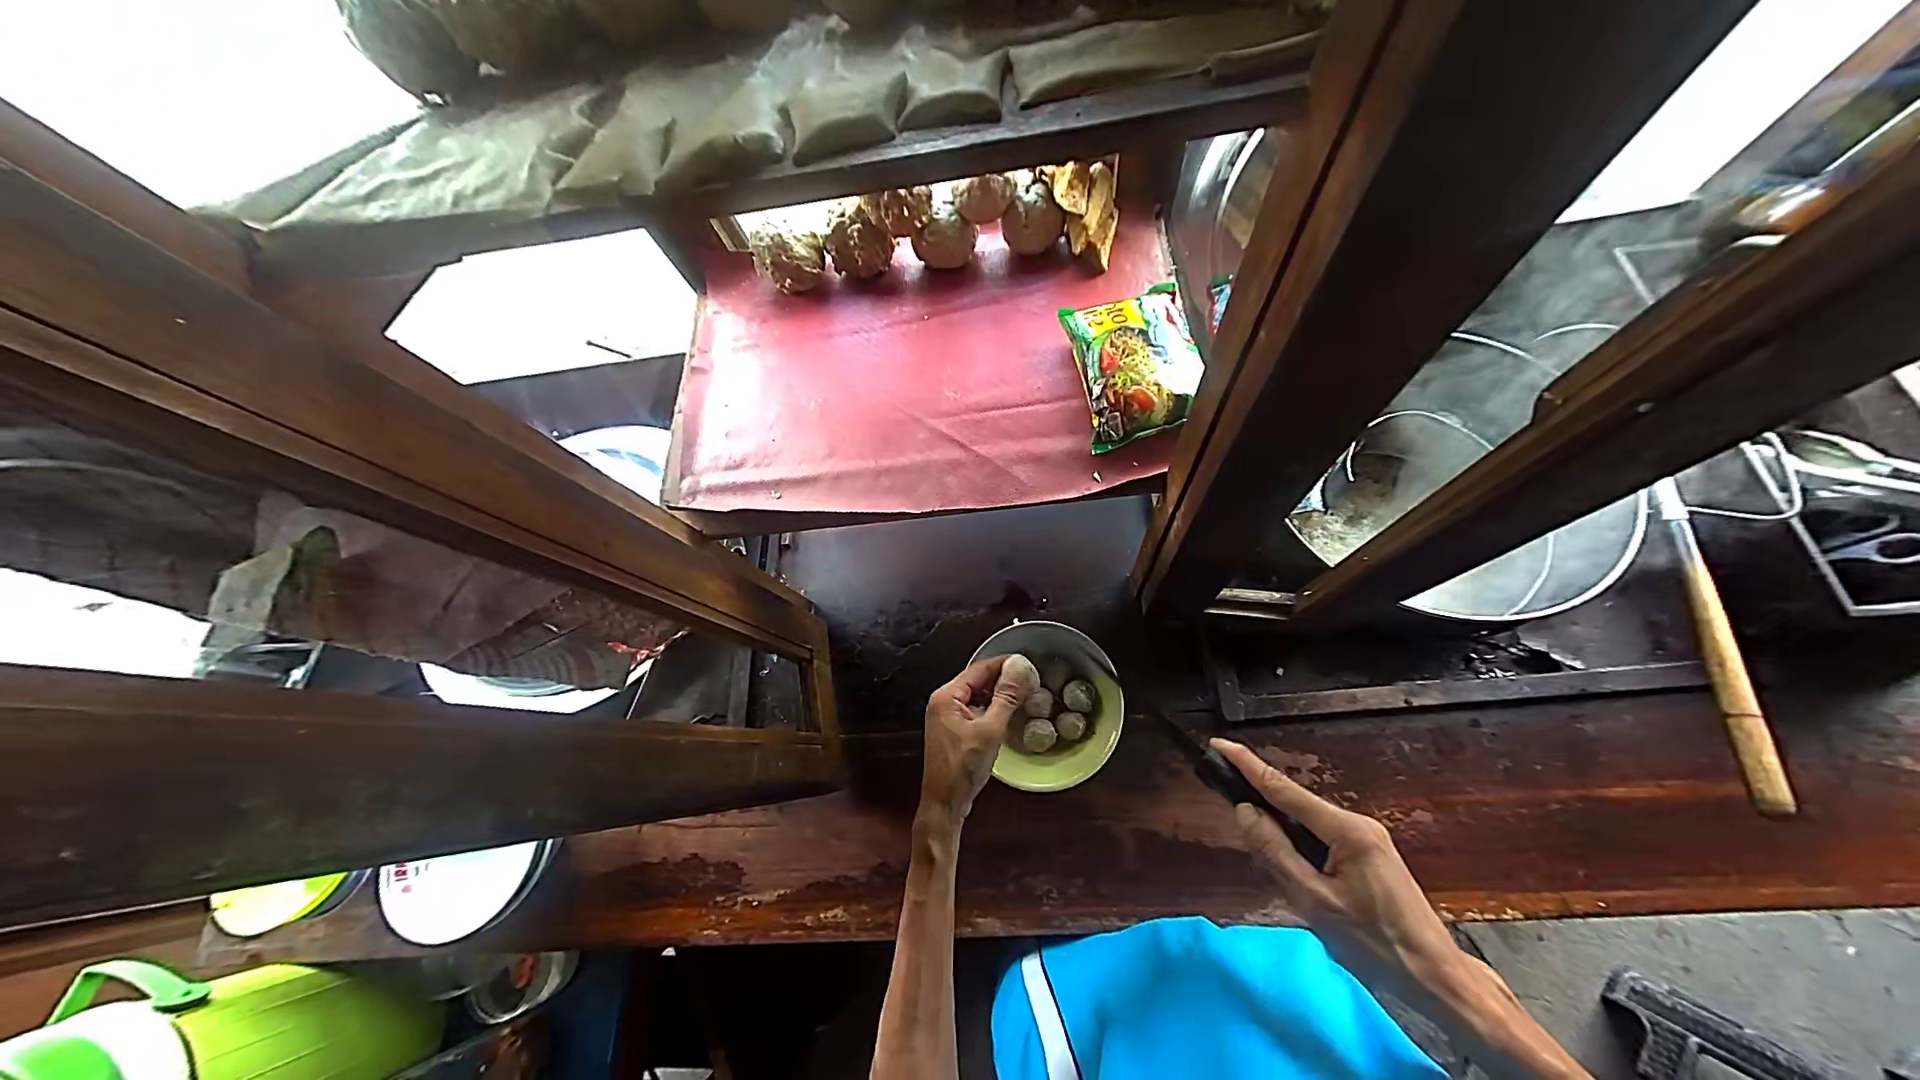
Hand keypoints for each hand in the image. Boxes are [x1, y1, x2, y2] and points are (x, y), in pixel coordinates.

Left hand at [920, 656, 1036, 823]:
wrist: (945, 803)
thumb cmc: (963, 768)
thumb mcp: (990, 730)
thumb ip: (1006, 698)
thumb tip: (1019, 670)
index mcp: (946, 697)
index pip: (978, 669)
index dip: (1003, 664)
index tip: (1026, 662)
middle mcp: (942, 702)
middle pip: (976, 680)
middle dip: (1001, 678)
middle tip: (1028, 678)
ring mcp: (946, 717)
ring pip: (976, 695)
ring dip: (997, 693)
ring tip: (1022, 693)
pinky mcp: (952, 730)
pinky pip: (973, 709)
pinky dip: (990, 707)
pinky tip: (1006, 712)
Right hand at [1213, 739, 1593, 1079]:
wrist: (1437, 980)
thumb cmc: (1376, 944)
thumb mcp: (1315, 902)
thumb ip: (1275, 854)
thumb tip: (1244, 810)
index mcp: (1346, 830)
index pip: (1284, 789)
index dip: (1247, 765)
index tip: (1218, 745)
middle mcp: (1357, 823)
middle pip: (1294, 805)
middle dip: (1262, 808)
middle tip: (1235, 824)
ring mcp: (1366, 838)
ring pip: (1306, 824)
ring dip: (1281, 834)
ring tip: (1270, 867)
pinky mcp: (1368, 854)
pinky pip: (1320, 838)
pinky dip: (1298, 847)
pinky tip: (1295, 874)